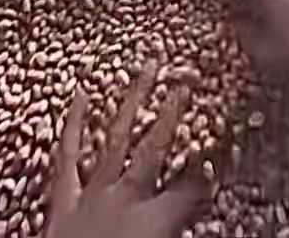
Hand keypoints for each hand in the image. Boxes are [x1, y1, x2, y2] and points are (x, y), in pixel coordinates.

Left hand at [45, 59, 205, 237]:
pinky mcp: (63, 202)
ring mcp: (93, 195)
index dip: (212, 164)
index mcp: (157, 224)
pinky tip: (82, 92)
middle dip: (173, 111)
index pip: (194, 187)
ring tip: (147, 66)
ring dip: (134, 99)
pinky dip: (75, 122)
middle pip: (157, 146)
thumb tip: (202, 200)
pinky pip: (69, 155)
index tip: (225, 140)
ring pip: (118, 136)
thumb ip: (180, 230)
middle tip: (186, 78)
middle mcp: (127, 199)